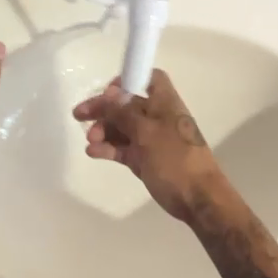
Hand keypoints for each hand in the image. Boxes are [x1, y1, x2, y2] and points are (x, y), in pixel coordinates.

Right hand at [72, 69, 223, 222]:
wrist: (197, 199)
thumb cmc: (175, 160)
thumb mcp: (147, 133)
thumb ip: (126, 112)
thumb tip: (111, 92)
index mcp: (165, 104)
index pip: (149, 79)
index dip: (128, 80)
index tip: (107, 91)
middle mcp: (157, 118)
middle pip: (127, 105)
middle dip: (104, 109)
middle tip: (79, 116)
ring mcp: (150, 141)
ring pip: (122, 129)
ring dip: (104, 130)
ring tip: (89, 141)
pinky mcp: (144, 161)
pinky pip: (123, 149)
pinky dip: (108, 148)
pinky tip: (92, 152)